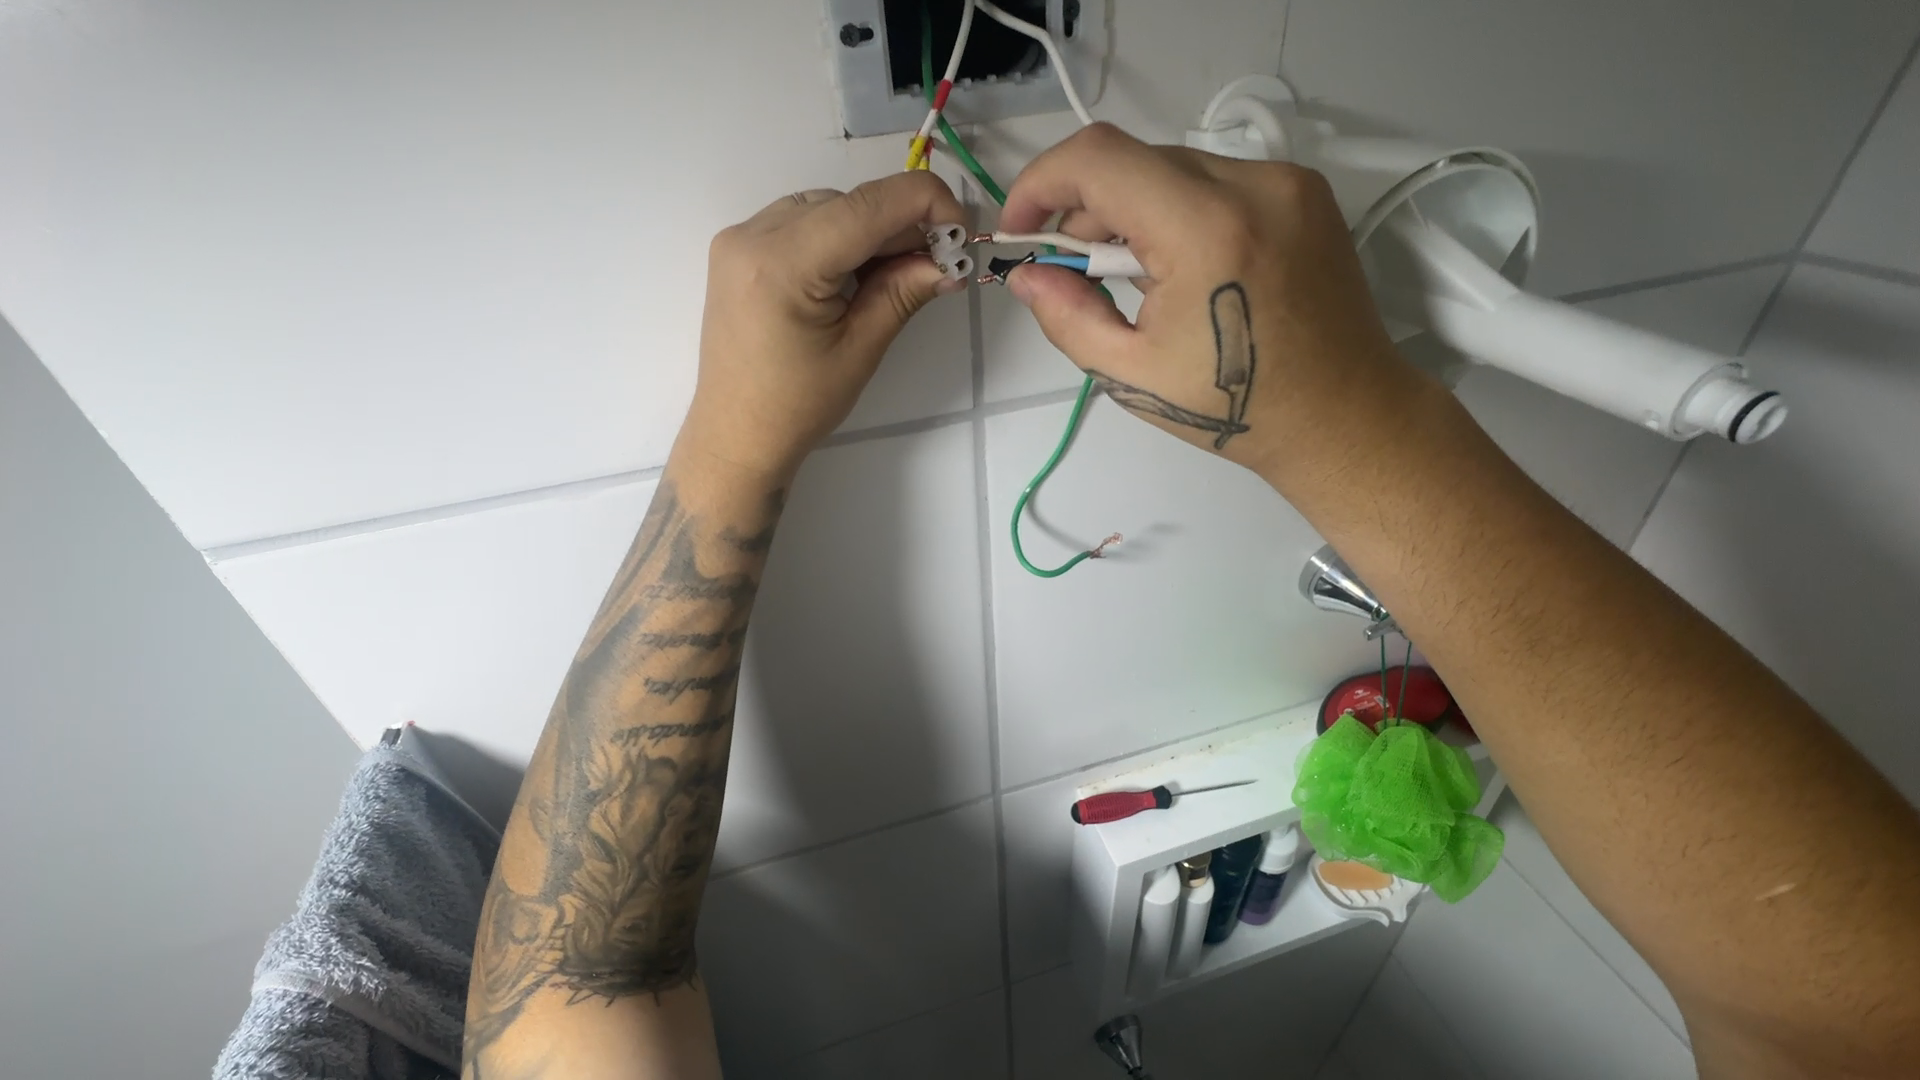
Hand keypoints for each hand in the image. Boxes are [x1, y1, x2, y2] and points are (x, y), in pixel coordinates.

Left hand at [685, 171, 967, 480]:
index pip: (868, 205)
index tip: (961, 229)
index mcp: (783, 264)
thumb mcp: (861, 349)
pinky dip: (838, 236)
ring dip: (869, 231)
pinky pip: (800, 221)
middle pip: (847, 202)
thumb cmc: (799, 406)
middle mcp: (753, 235)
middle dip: (899, 225)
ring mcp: (739, 237)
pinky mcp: (737, 248)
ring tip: (893, 276)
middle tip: (935, 265)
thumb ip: (904, 292)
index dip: (925, 202)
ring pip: (826, 206)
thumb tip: (951, 262)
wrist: (736, 433)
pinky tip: (855, 272)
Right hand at [1001, 124, 1418, 485]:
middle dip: (1084, 209)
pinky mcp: (1303, 191)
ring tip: (1137, 280)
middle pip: (1133, 160)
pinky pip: (1213, 180)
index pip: (1097, 160)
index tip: (1022, 227)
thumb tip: (1024, 274)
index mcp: (1205, 231)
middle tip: (1074, 271)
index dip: (1041, 182)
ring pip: (1172, 167)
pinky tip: (1184, 269)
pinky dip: (1176, 212)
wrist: (1343, 416)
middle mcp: (1251, 184)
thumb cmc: (1232, 408)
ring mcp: (1285, 181)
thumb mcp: (1130, 374)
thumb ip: (1066, 316)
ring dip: (1131, 212)